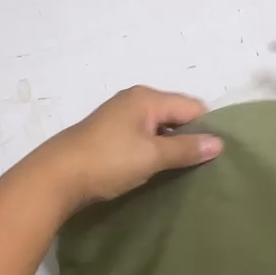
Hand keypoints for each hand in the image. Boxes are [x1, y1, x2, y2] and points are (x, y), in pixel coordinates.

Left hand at [29, 86, 222, 208]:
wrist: (56, 177)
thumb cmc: (108, 161)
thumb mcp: (151, 156)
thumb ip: (186, 149)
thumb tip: (219, 143)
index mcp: (147, 98)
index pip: (191, 106)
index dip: (206, 128)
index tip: (217, 155)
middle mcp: (135, 100)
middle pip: (176, 114)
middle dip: (189, 136)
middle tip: (203, 165)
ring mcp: (120, 116)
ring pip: (159, 127)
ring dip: (170, 145)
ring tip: (184, 171)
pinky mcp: (110, 134)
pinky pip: (144, 136)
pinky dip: (154, 149)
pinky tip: (157, 169)